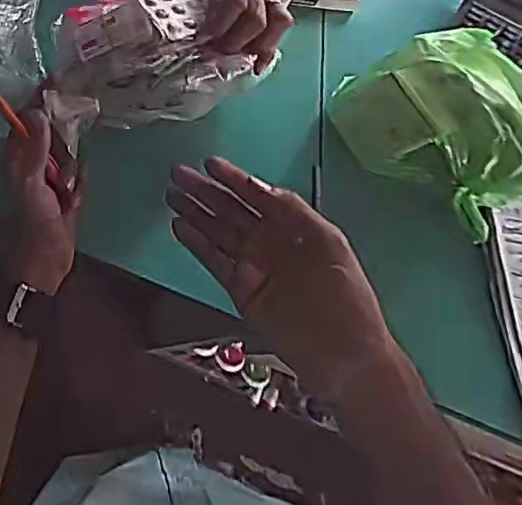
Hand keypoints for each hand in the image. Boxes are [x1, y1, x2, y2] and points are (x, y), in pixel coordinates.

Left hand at [4, 109, 85, 294]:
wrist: (46, 265)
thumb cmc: (31, 224)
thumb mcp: (31, 183)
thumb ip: (35, 148)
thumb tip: (38, 110)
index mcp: (16, 155)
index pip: (27, 116)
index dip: (41, 98)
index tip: (58, 80)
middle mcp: (32, 159)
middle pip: (53, 131)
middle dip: (62, 145)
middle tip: (59, 170)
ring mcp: (50, 173)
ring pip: (70, 150)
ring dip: (70, 171)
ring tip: (63, 193)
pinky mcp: (68, 187)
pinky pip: (80, 170)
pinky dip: (79, 184)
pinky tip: (71, 200)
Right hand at [168, 157, 399, 401]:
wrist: (349, 359)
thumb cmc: (347, 298)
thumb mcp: (329, 242)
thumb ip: (295, 211)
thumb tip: (264, 187)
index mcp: (292, 226)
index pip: (256, 194)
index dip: (232, 178)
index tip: (210, 163)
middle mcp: (269, 242)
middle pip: (230, 209)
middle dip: (204, 190)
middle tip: (178, 173)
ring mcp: (254, 267)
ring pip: (217, 231)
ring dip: (194, 212)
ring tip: (172, 195)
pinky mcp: (242, 292)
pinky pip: (215, 262)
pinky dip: (196, 244)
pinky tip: (181, 227)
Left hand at [189, 0, 292, 71]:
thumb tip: (174, 2)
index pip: (234, 3)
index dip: (220, 24)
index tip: (203, 39)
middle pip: (254, 19)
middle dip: (234, 41)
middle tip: (214, 54)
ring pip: (274, 23)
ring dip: (258, 47)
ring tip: (243, 64)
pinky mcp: (276, 0)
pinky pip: (279, 24)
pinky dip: (270, 46)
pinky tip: (260, 64)